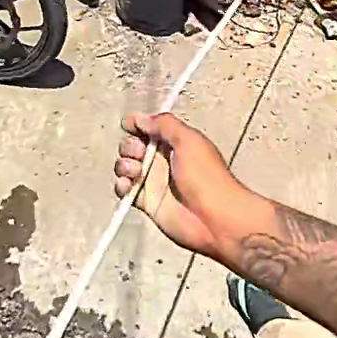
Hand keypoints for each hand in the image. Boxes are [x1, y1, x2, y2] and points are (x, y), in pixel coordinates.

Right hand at [112, 112, 257, 260]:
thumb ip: (165, 124)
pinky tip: (129, 185)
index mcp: (173, 142)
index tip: (130, 126)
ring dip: (124, 165)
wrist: (215, 220)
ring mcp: (153, 181)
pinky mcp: (147, 202)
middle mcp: (161, 160)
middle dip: (129, 146)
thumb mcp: (188, 140)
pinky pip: (124, 190)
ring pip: (125, 166)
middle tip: (140, 153)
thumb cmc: (207, 177)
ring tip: (136, 172)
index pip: (147, 127)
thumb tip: (141, 117)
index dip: (136, 124)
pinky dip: (121, 186)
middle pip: (131, 145)